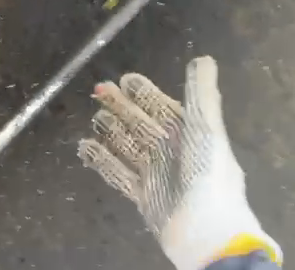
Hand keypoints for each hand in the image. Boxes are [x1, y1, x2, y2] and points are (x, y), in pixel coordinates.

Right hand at [77, 58, 281, 268]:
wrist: (210, 236)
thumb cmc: (208, 176)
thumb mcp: (207, 130)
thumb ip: (203, 95)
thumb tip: (205, 58)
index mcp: (188, 133)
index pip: (161, 105)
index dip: (144, 92)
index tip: (126, 79)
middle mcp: (170, 150)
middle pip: (139, 122)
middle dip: (120, 105)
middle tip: (98, 89)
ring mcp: (156, 174)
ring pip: (126, 145)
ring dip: (109, 129)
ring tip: (93, 117)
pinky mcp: (144, 196)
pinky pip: (117, 173)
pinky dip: (101, 159)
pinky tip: (84, 146)